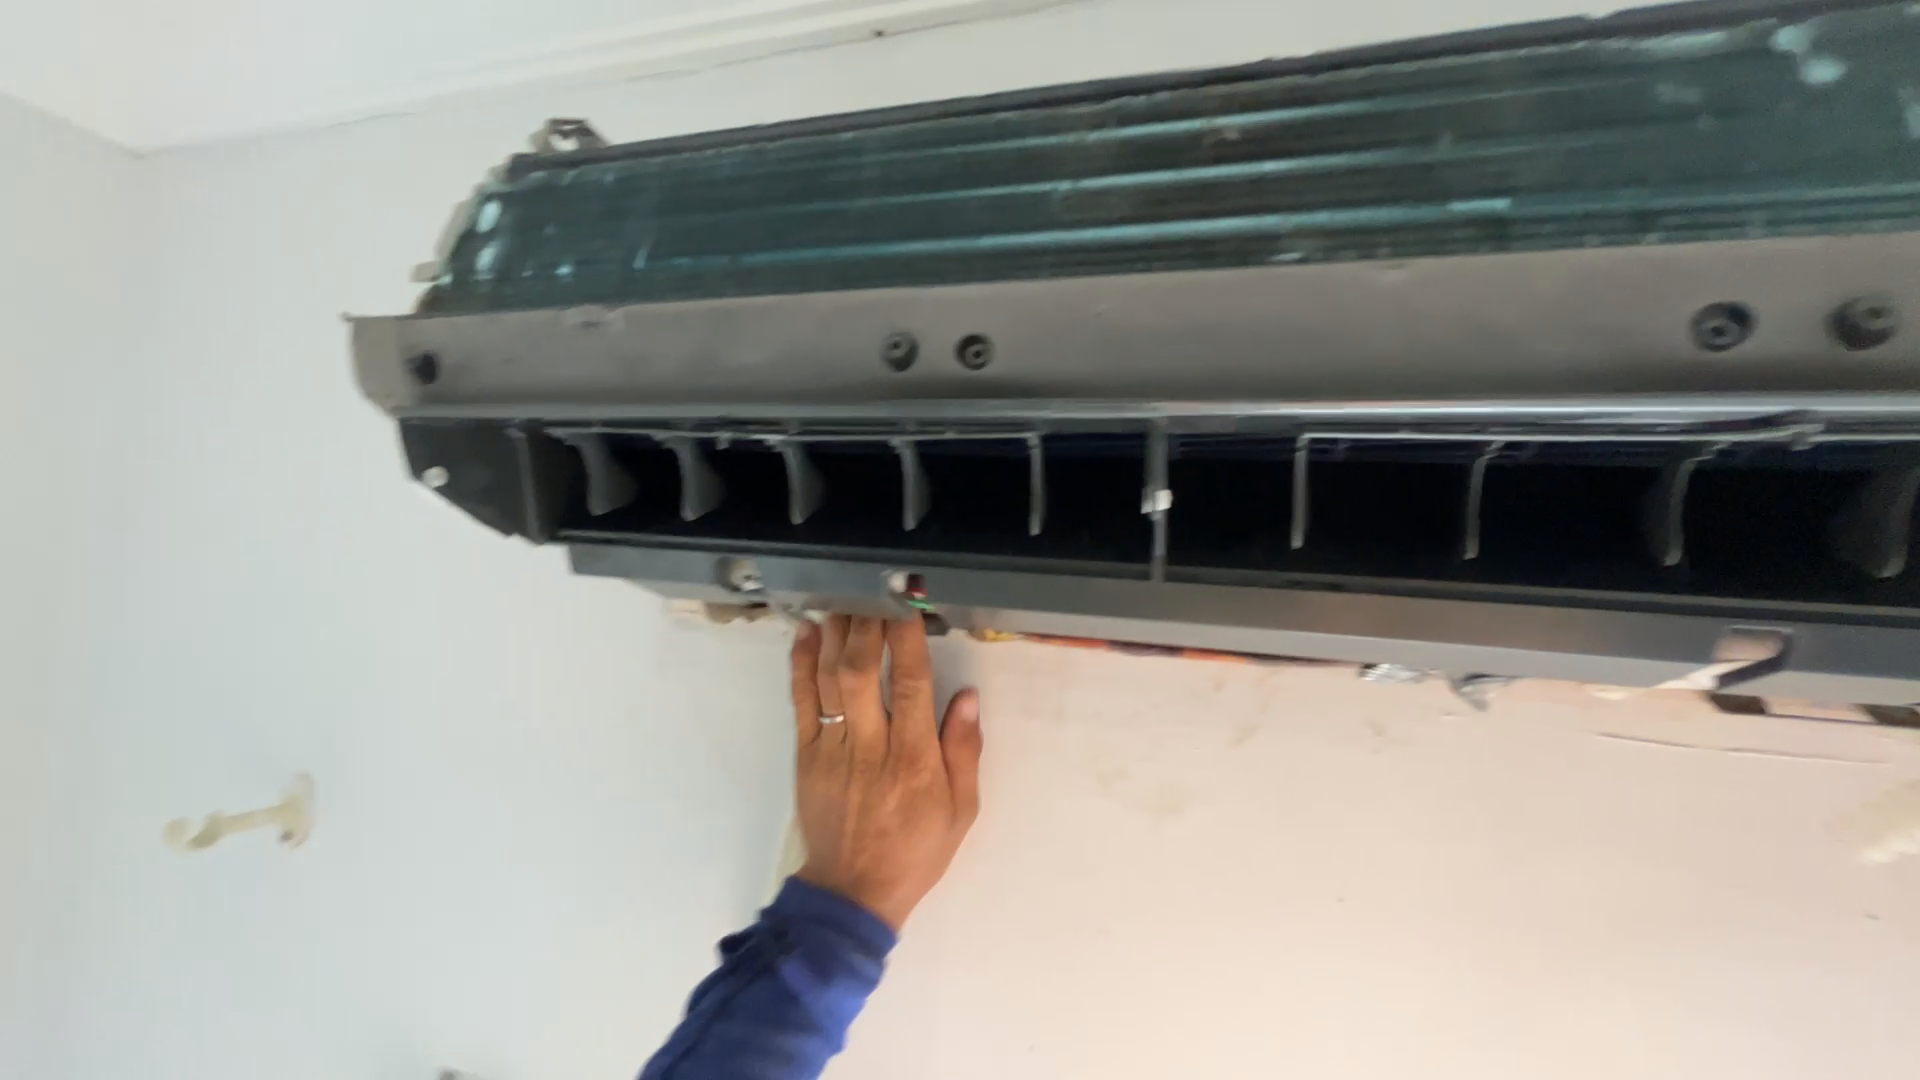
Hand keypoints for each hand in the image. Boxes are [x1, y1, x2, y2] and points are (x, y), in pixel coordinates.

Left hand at [788, 615, 982, 931]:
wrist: (852, 892)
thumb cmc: (915, 849)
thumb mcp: (961, 811)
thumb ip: (964, 751)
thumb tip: (967, 697)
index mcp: (914, 759)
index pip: (910, 686)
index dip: (907, 641)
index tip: (908, 608)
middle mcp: (870, 746)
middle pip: (861, 672)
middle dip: (866, 626)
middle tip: (873, 593)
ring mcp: (832, 748)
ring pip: (828, 680)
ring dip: (836, 635)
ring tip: (843, 598)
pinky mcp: (806, 755)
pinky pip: (802, 702)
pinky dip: (801, 664)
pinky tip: (808, 632)